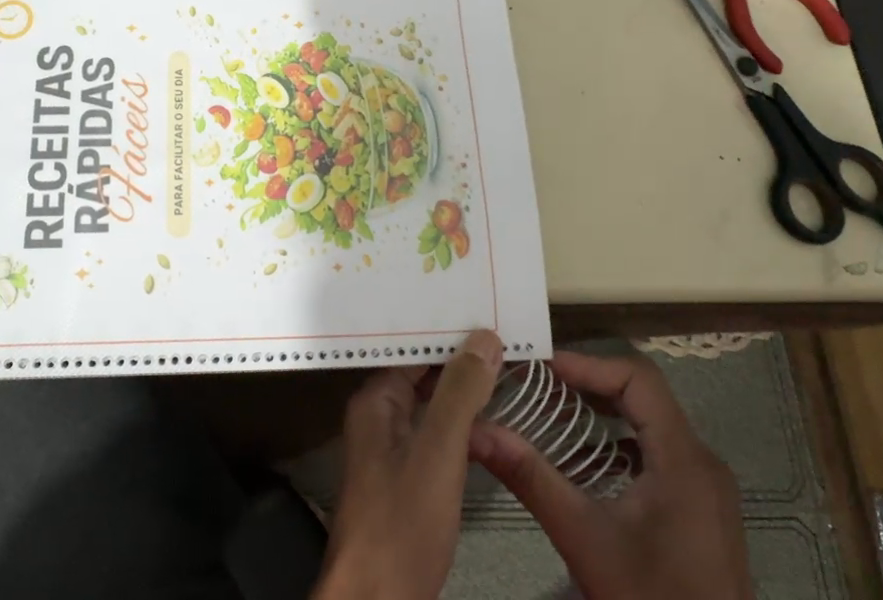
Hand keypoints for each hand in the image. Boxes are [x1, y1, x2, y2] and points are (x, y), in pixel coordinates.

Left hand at [312, 329, 504, 599]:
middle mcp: (379, 418)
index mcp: (375, 403)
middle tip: (506, 331)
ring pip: (431, 404)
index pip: (412, 350)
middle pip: (421, 373)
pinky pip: (436, 433)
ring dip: (463, 387)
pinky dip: (461, 421)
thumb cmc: (402, 522)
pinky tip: (490, 419)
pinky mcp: (408, 478)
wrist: (378, 599)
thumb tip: (483, 338)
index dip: (448, 332)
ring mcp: (392, 449)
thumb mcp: (437, 453)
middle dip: (460, 356)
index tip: (486, 310)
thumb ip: (458, 395)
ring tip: (507, 363)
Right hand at [468, 351, 752, 599]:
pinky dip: (617, 444)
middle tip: (534, 385)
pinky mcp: (700, 510)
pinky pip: (657, 454)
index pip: (637, 379)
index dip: (587, 364)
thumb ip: (531, 478)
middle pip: (644, 397)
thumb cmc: (651, 596)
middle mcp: (701, 462)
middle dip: (586, 385)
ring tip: (549, 414)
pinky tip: (582, 463)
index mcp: (683, 458)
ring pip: (650, 426)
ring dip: (601, 413)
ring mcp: (705, 487)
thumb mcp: (583, 537)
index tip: (539, 367)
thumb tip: (475, 431)